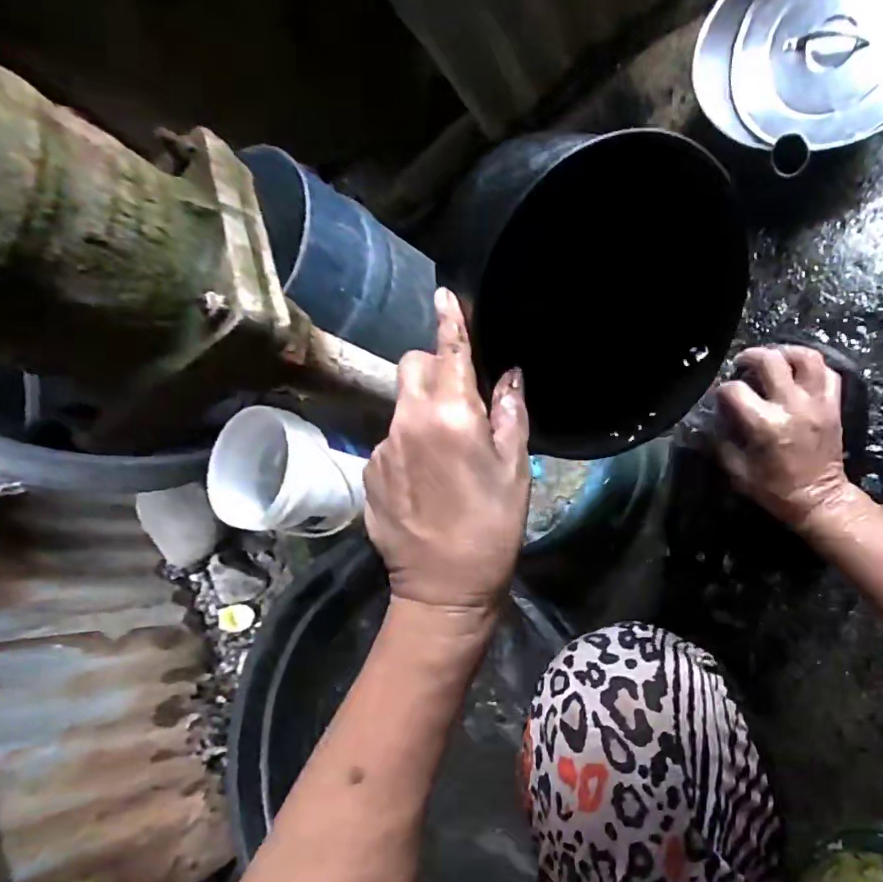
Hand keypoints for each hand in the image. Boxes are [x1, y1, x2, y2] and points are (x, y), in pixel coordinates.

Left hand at [364, 288, 529, 617]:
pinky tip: (425, 481)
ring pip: (400, 405)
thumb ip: (510, 415)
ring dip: (423, 411)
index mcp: (451, 416)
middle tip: (462, 401)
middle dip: (435, 369)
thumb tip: (509, 376)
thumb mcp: (515, 470)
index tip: (445, 295)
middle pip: (412, 367)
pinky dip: (408, 444)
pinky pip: (389, 439)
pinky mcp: (367, 472)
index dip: (451, 321)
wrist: (443, 586)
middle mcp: (407, 421)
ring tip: (447, 455)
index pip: (449, 352)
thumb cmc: (492, 527)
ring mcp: (381, 447)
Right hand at [716, 346, 858, 527]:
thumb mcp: (739, 473)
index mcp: (766, 424)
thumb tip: (708, 424)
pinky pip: (828, 372)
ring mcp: (817, 403)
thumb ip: (720, 445)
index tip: (720, 398)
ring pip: (806, 357)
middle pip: (771, 360)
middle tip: (742, 364)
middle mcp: (793, 406)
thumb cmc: (777, 491)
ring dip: (786, 352)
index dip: (722, 391)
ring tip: (773, 359)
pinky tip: (798, 373)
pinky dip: (813, 367)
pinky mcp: (833, 405)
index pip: (735, 391)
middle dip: (750, 356)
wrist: (820, 500)